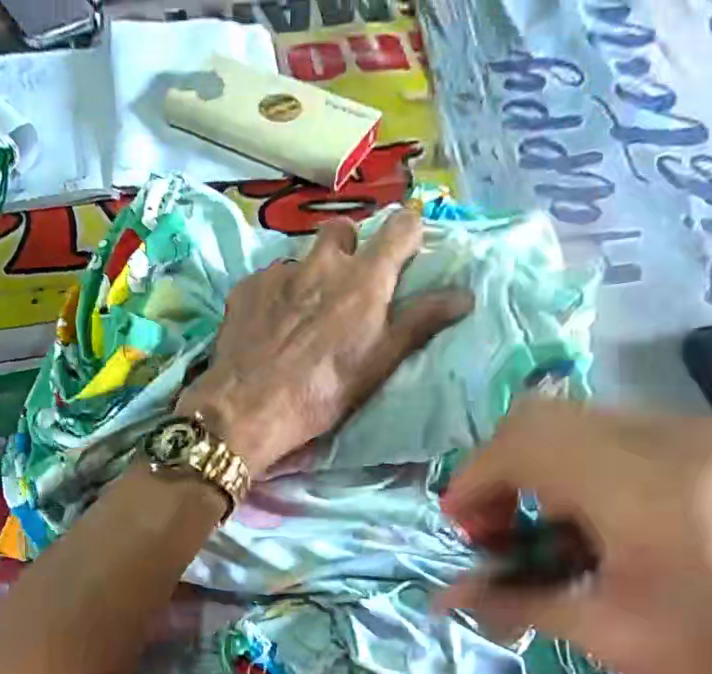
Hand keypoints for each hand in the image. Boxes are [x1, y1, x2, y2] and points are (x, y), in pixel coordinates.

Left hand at [176, 207, 473, 475]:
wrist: (246, 408)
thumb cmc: (321, 393)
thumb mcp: (378, 363)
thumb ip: (420, 322)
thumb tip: (465, 294)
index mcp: (364, 278)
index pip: (401, 227)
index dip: (408, 233)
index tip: (406, 250)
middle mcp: (322, 263)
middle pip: (343, 231)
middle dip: (349, 248)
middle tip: (346, 284)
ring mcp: (279, 272)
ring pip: (302, 256)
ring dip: (309, 273)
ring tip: (302, 311)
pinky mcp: (246, 287)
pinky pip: (268, 278)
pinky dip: (275, 293)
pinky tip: (268, 323)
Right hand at [437, 398, 711, 673]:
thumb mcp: (605, 635)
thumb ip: (514, 601)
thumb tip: (442, 596)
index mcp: (646, 487)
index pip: (526, 439)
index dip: (474, 477)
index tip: (463, 528)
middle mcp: (676, 437)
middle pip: (544, 416)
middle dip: (500, 469)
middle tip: (496, 528)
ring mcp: (706, 431)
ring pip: (580, 420)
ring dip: (539, 467)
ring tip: (544, 530)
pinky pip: (620, 432)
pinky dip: (580, 467)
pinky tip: (595, 522)